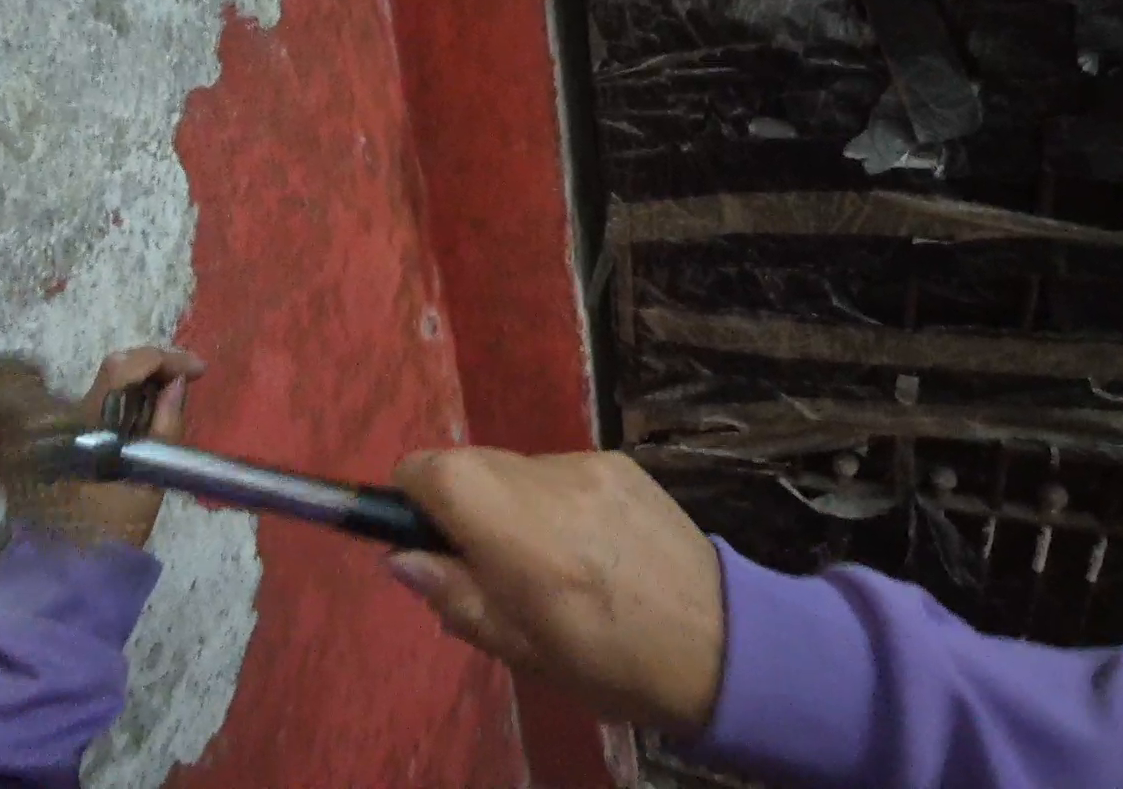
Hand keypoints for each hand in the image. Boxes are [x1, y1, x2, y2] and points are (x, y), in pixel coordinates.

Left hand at [0, 347, 205, 547]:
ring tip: (172, 389)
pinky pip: (100, 401)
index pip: (125, 368)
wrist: (67, 566)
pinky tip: (147, 407)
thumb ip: (167, 424)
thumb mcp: (152, 476)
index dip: (165, 359)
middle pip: (115, 368)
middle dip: (156, 365)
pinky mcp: (61, 438)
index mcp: (90, 425)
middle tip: (187, 376)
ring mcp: (60, 427)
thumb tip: (177, 383)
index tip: (198, 369)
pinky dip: (128, 396)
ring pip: (106, 382)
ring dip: (142, 378)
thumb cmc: (113, 525)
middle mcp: (68, 417)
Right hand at [387, 448, 724, 733]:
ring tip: (546, 555)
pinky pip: (558, 469)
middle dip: (459, 501)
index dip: (410, 493)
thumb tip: (399, 556)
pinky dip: (551, 497)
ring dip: (507, 499)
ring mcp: (585, 462)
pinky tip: (586, 541)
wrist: (723, 641)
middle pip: (468, 462)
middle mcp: (544, 477)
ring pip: (513, 466)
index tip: (420, 532)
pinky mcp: (617, 460)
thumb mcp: (518, 648)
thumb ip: (452, 594)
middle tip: (484, 559)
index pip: (428, 469)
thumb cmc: (608, 661)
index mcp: (514, 529)